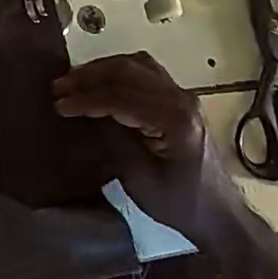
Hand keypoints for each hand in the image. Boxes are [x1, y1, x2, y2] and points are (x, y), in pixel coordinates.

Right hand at [53, 52, 244, 245]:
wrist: (218, 213)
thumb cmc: (180, 204)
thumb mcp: (139, 180)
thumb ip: (114, 140)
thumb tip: (88, 113)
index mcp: (174, 119)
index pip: (122, 97)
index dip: (87, 99)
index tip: (59, 104)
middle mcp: (182, 98)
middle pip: (130, 71)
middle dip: (91, 76)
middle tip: (60, 86)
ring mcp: (183, 95)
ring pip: (138, 65)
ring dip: (104, 69)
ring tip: (74, 80)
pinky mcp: (180, 99)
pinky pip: (146, 73)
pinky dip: (120, 72)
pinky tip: (101, 82)